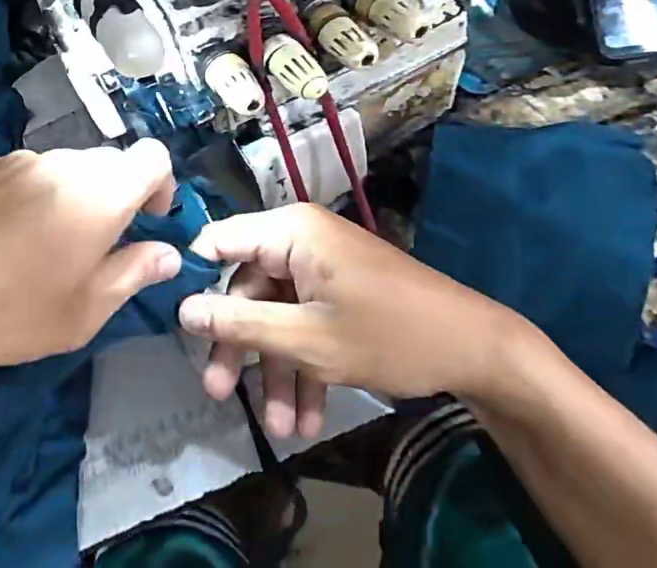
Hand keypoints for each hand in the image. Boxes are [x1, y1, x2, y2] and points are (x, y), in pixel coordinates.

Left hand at [0, 141, 183, 406]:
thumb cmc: (4, 314)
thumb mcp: (81, 313)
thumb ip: (132, 273)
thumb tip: (166, 252)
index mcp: (96, 194)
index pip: (152, 156)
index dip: (161, 185)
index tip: (148, 222)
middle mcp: (59, 163)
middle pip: (107, 163)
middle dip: (116, 198)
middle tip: (95, 249)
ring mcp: (14, 159)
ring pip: (65, 168)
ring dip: (72, 197)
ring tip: (41, 250)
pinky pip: (25, 172)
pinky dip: (33, 195)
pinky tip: (1, 239)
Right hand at [177, 204, 531, 438]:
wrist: (479, 352)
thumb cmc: (389, 335)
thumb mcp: (308, 339)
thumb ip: (240, 325)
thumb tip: (181, 312)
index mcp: (288, 231)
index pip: (218, 242)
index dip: (194, 281)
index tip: (177, 325)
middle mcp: (298, 239)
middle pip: (246, 287)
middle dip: (238, 345)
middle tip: (218, 392)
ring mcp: (320, 266)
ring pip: (276, 313)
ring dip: (275, 368)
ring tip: (279, 426)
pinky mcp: (337, 290)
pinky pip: (304, 320)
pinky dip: (303, 363)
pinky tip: (307, 416)